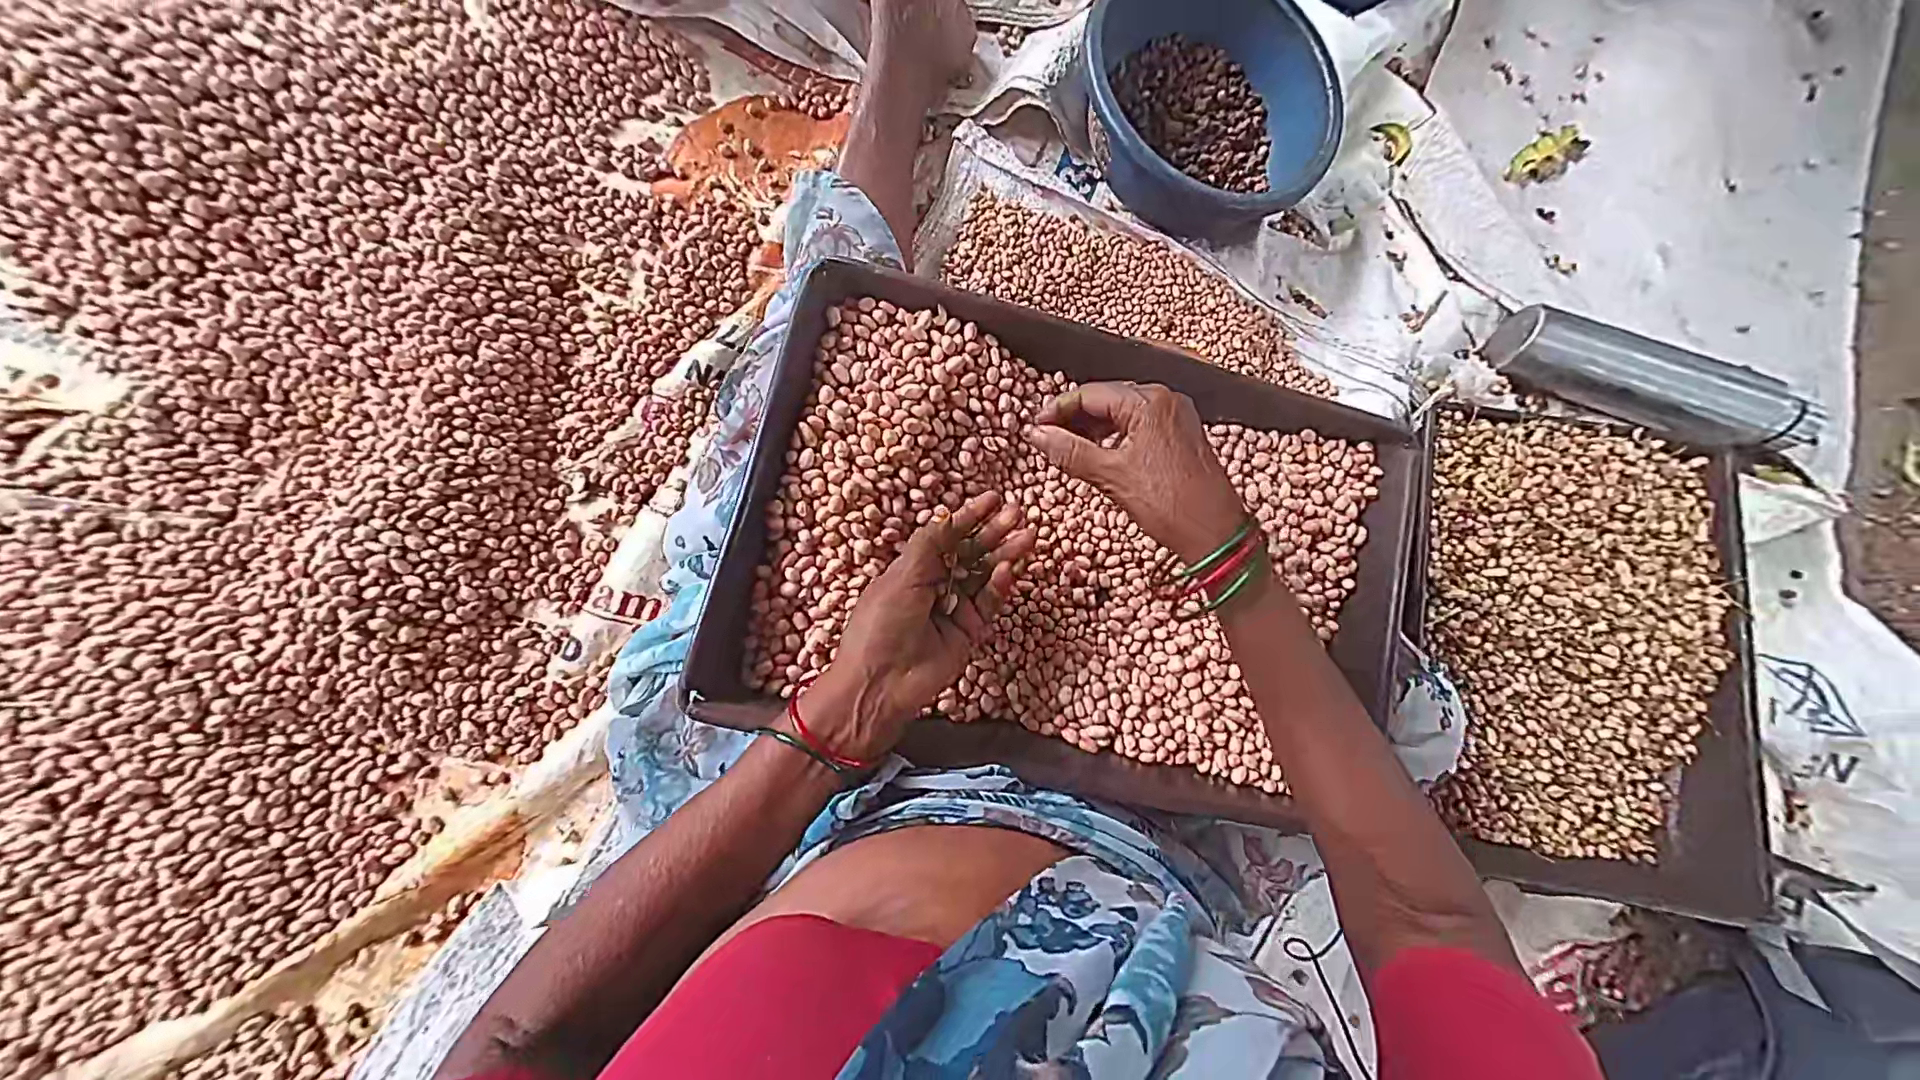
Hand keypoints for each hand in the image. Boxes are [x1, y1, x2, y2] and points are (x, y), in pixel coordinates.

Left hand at [795, 491, 1034, 762]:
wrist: (881, 682)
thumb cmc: (880, 624)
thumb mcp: (902, 575)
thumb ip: (930, 543)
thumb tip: (950, 515)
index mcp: (913, 567)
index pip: (947, 535)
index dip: (970, 516)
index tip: (993, 499)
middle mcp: (936, 585)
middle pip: (971, 552)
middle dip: (994, 532)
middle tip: (1018, 514)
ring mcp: (954, 608)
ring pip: (984, 575)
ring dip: (1005, 554)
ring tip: (1027, 536)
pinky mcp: (968, 631)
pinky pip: (988, 603)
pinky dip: (998, 586)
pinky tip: (1008, 569)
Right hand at [1025, 382, 1245, 562]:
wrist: (1215, 533)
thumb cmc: (1172, 504)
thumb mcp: (1111, 476)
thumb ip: (1070, 451)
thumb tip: (1038, 435)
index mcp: (1149, 402)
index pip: (1090, 394)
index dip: (1058, 410)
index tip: (1037, 427)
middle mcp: (1165, 401)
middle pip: (1106, 399)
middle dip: (1074, 418)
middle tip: (1048, 438)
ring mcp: (1175, 417)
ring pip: (1122, 413)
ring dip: (1093, 428)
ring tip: (1068, 449)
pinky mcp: (1179, 436)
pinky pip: (1138, 426)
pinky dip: (1114, 437)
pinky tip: (1098, 455)